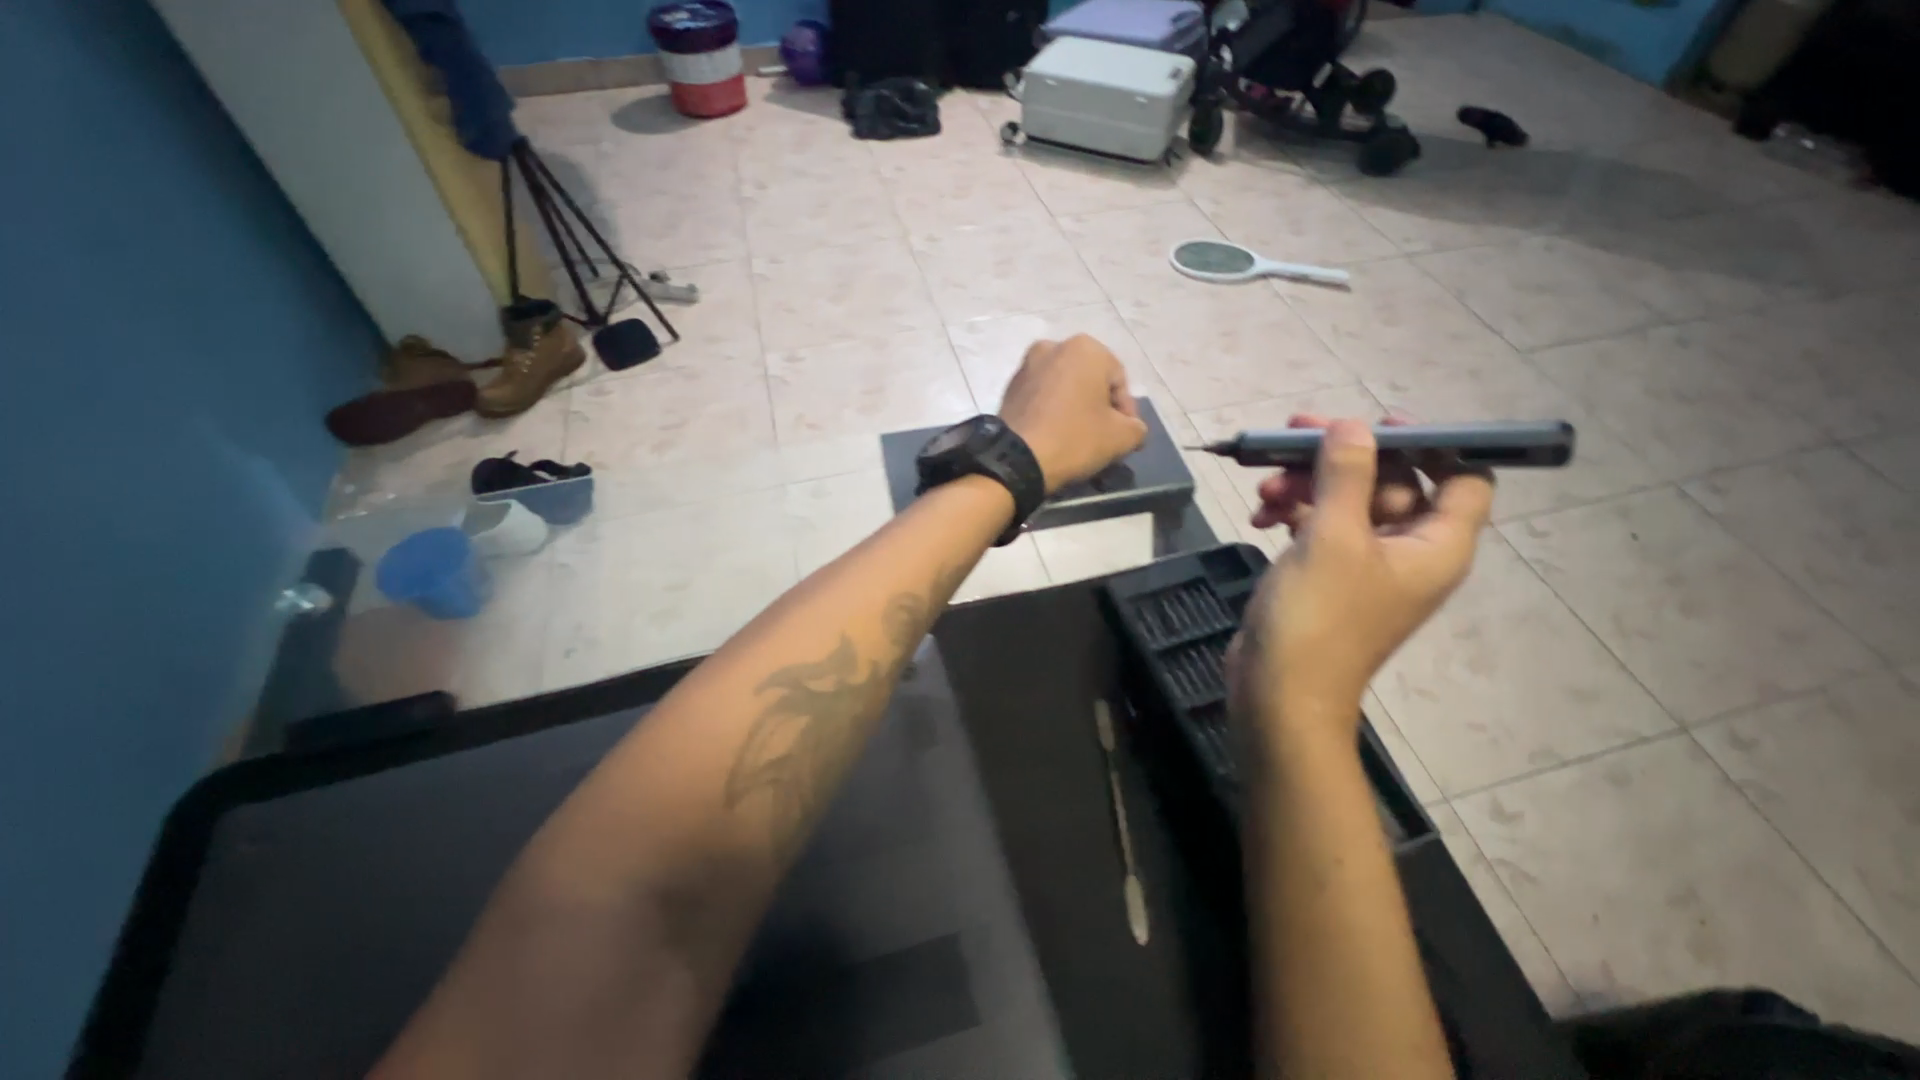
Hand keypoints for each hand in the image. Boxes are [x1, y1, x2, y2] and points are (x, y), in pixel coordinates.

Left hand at [999, 335, 1149, 494]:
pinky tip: (1057, 435)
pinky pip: (1043, 397)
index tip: (1126, 437)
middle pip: (1091, 381)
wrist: (1016, 458)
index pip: (1119, 382)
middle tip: (1105, 437)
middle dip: (1100, 407)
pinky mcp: (1010, 387)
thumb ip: (1137, 427)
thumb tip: (1132, 427)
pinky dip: (1053, 411)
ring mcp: (1027, 365)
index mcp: (1085, 348)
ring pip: (1065, 388)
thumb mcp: (1122, 437)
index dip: (1127, 413)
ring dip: (1076, 408)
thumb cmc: (1075, 438)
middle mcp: (1054, 346)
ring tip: (1081, 438)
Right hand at [1229, 415, 1494, 750]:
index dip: (1430, 444)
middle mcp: (1410, 552)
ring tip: (1263, 489)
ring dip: (1306, 486)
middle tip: (1292, 437)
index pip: (1463, 478)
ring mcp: (1367, 567)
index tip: (1378, 424)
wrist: (1278, 692)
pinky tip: (1259, 516)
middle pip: (1391, 482)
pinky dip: (1294, 515)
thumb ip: (1347, 474)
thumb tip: (1354, 425)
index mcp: (1436, 545)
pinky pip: (1321, 528)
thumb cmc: (1318, 616)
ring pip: (1347, 502)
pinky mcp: (1329, 578)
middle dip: (1340, 460)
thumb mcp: (1333, 537)